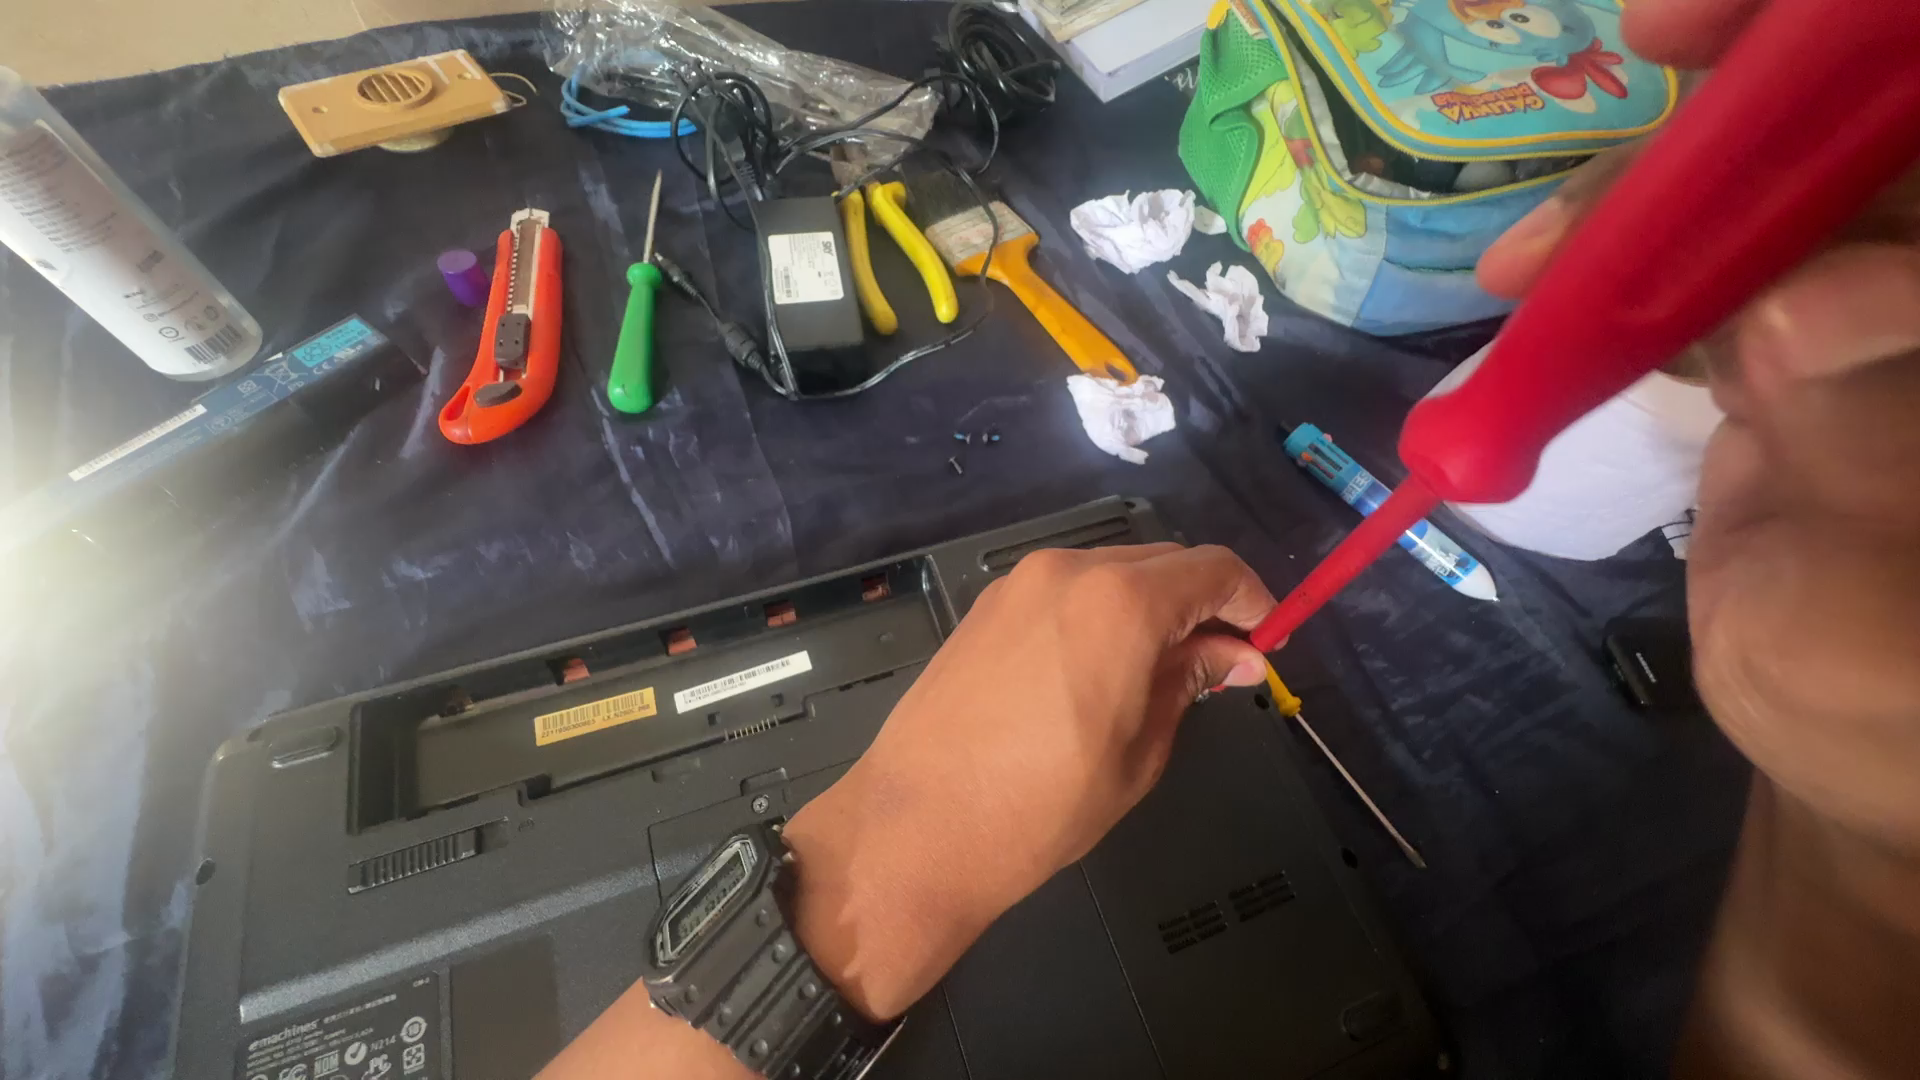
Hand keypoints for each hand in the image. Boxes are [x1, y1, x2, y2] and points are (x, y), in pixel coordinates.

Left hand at [537, 544, 1275, 1079]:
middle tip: (1219, 662)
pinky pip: (1066, 588)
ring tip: (1160, 668)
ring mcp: (1019, 581)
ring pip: (1113, 569)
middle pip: (1163, 561)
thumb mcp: (1139, 751)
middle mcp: (1069, 569)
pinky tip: (1100, 660)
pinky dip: (1101, 609)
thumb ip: (1189, 684)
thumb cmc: (1042, 805)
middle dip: (1202, 602)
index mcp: (1121, 600)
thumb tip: (1233, 654)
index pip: (1215, 569)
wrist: (917, 822)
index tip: (1266, 640)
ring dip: (1151, 604)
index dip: (1253, 601)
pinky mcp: (987, 603)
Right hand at [1478, 3, 1919, 1074]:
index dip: (1851, 46)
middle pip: (1858, 138)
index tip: (1697, 43)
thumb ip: (1865, 450)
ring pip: (1763, 202)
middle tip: (1575, 182)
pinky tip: (1549, 314)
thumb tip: (1800, 307)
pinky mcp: (1796, 351)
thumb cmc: (1901, 712)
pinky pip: (1709, 276)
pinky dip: (1617, 282)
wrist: (1863, 741)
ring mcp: (1886, 312)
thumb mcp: (1887, 620)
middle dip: (1716, 133)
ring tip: (1521, 273)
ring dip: (1633, 215)